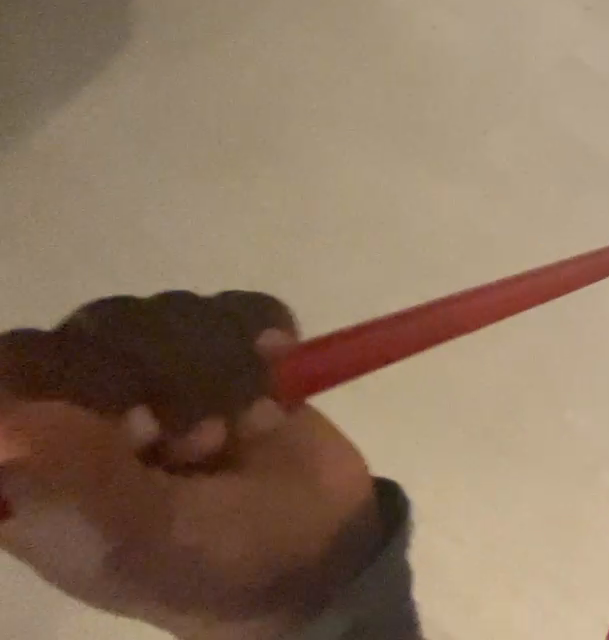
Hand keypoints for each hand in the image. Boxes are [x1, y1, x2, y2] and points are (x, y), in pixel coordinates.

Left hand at [0, 292, 379, 639]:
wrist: (319, 548)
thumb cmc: (209, 561)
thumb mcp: (136, 543)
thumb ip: (76, 486)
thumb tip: (9, 426)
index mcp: (35, 453)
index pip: (13, 365)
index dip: (68, 376)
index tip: (126, 421)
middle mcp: (93, 404)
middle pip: (102, 326)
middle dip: (163, 378)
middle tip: (194, 442)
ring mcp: (173, 374)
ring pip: (178, 310)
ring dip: (222, 370)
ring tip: (236, 429)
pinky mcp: (246, 354)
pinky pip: (248, 307)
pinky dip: (270, 342)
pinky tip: (277, 386)